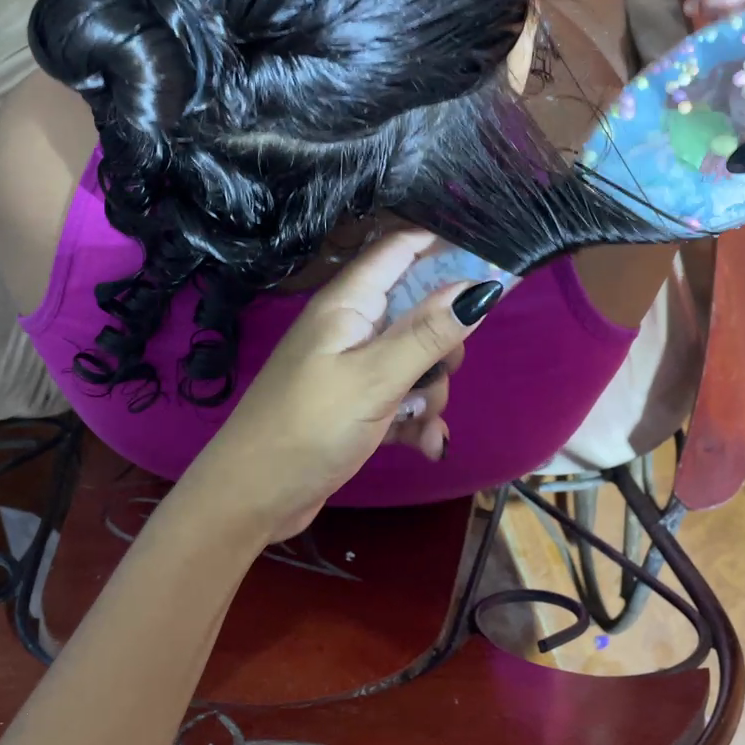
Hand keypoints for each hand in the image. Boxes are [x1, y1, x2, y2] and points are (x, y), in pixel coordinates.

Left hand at [175, 231, 502, 544]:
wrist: (252, 498)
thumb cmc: (310, 427)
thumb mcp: (376, 378)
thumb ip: (428, 332)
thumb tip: (481, 287)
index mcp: (348, 304)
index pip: (400, 249)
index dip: (445, 246)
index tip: (492, 264)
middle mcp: (351, 328)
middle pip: (418, 311)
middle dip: (443, 343)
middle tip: (441, 370)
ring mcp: (352, 369)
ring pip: (416, 362)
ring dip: (429, 392)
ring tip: (418, 422)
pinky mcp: (355, 407)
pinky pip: (401, 401)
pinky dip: (415, 421)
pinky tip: (424, 447)